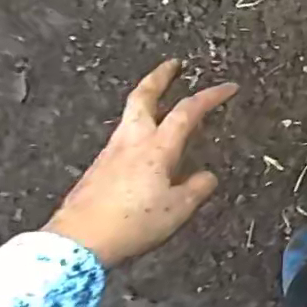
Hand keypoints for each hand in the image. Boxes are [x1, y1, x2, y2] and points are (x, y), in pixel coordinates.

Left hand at [44, 60, 238, 266]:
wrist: (78, 240)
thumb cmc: (131, 224)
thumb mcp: (177, 209)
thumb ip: (197, 188)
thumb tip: (206, 176)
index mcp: (156, 148)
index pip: (188, 112)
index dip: (210, 96)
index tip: (227, 87)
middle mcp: (131, 142)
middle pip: (143, 96)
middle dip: (160, 77)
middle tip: (173, 65)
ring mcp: (111, 152)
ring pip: (130, 114)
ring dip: (146, 99)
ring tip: (160, 100)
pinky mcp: (99, 167)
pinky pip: (123, 137)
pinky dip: (138, 127)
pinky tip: (144, 143)